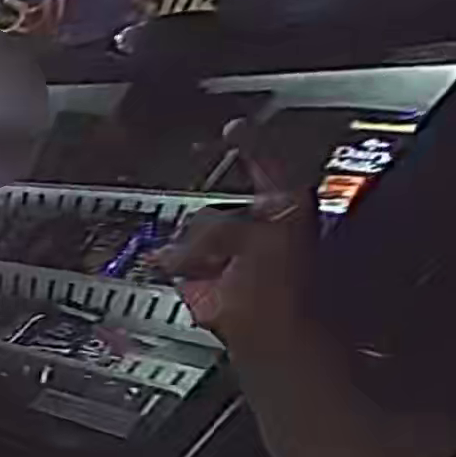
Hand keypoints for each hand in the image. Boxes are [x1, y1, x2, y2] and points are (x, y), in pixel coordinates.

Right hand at [151, 154, 316, 347]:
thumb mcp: (256, 240)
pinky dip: (174, 265)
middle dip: (206, 231)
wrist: (262, 329)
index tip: (233, 127)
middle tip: (218, 253)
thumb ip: (221, 226)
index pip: (266, 163)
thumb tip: (186, 237)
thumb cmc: (279, 287)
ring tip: (208, 271)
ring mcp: (224, 249)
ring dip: (191, 253)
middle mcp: (253, 224)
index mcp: (283, 207)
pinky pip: (173, 258)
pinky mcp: (197, 272)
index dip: (249, 144)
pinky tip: (184, 273)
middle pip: (209, 209)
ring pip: (187, 235)